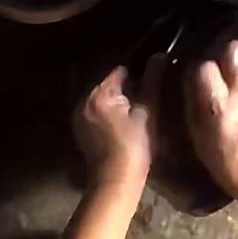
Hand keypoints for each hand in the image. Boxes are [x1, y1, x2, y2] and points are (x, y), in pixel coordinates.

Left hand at [76, 67, 152, 190]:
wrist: (114, 183)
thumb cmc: (135, 148)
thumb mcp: (147, 112)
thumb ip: (152, 81)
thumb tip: (159, 55)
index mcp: (99, 93)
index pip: (118, 70)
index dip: (135, 73)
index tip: (147, 82)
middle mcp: (83, 99)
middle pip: (106, 81)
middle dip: (123, 85)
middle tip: (141, 95)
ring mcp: (78, 114)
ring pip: (99, 94)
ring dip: (114, 97)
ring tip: (133, 107)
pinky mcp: (79, 126)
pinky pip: (93, 107)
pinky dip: (106, 108)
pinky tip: (121, 119)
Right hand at [188, 40, 237, 214]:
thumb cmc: (233, 167)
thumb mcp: (201, 143)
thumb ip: (194, 109)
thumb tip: (190, 85)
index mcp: (217, 106)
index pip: (202, 66)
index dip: (199, 71)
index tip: (199, 80)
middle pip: (232, 48)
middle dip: (225, 56)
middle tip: (224, 70)